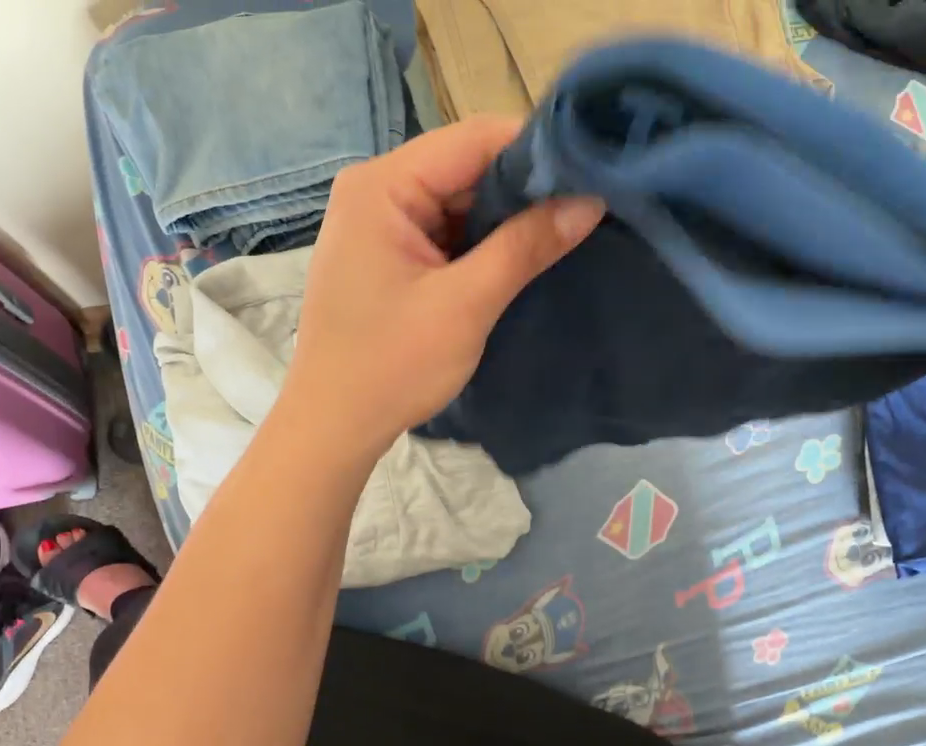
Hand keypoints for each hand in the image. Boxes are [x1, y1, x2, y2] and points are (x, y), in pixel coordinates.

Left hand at [278, 116, 603, 458]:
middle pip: (466, 167)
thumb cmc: (392, 365)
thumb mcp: (466, 304)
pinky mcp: (387, 255)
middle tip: (586, 212)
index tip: (590, 177)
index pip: (474, 138)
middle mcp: (376, 189)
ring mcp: (379, 223)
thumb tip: (590, 201)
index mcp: (382, 185)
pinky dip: (482, 245)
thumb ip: (526, 246)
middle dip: (523, 190)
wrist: (335, 425)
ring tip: (563, 237)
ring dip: (506, 221)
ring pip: (460, 202)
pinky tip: (520, 261)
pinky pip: (445, 232)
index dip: (535, 153)